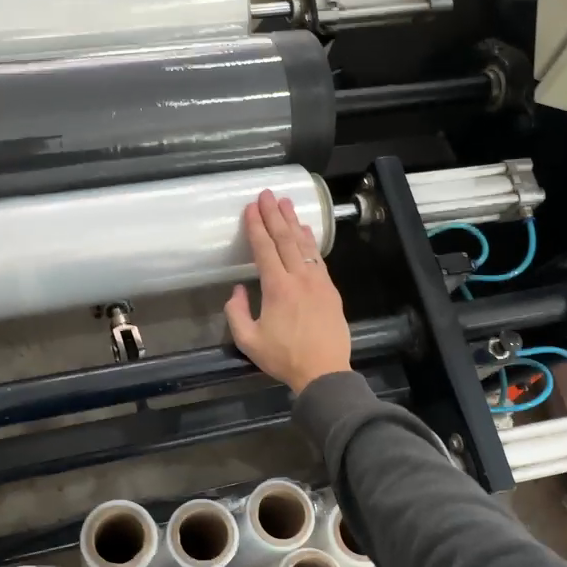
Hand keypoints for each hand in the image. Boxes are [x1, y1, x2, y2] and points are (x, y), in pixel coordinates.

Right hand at [224, 190, 351, 392]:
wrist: (324, 371)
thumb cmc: (284, 358)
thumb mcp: (248, 341)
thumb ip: (236, 313)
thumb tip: (237, 291)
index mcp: (277, 288)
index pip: (264, 249)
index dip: (256, 226)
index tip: (251, 207)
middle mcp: (299, 278)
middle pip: (285, 239)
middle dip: (274, 215)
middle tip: (267, 194)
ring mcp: (318, 283)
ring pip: (304, 245)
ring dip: (293, 222)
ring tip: (286, 204)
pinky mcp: (330, 291)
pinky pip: (318, 258)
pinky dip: (310, 242)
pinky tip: (306, 232)